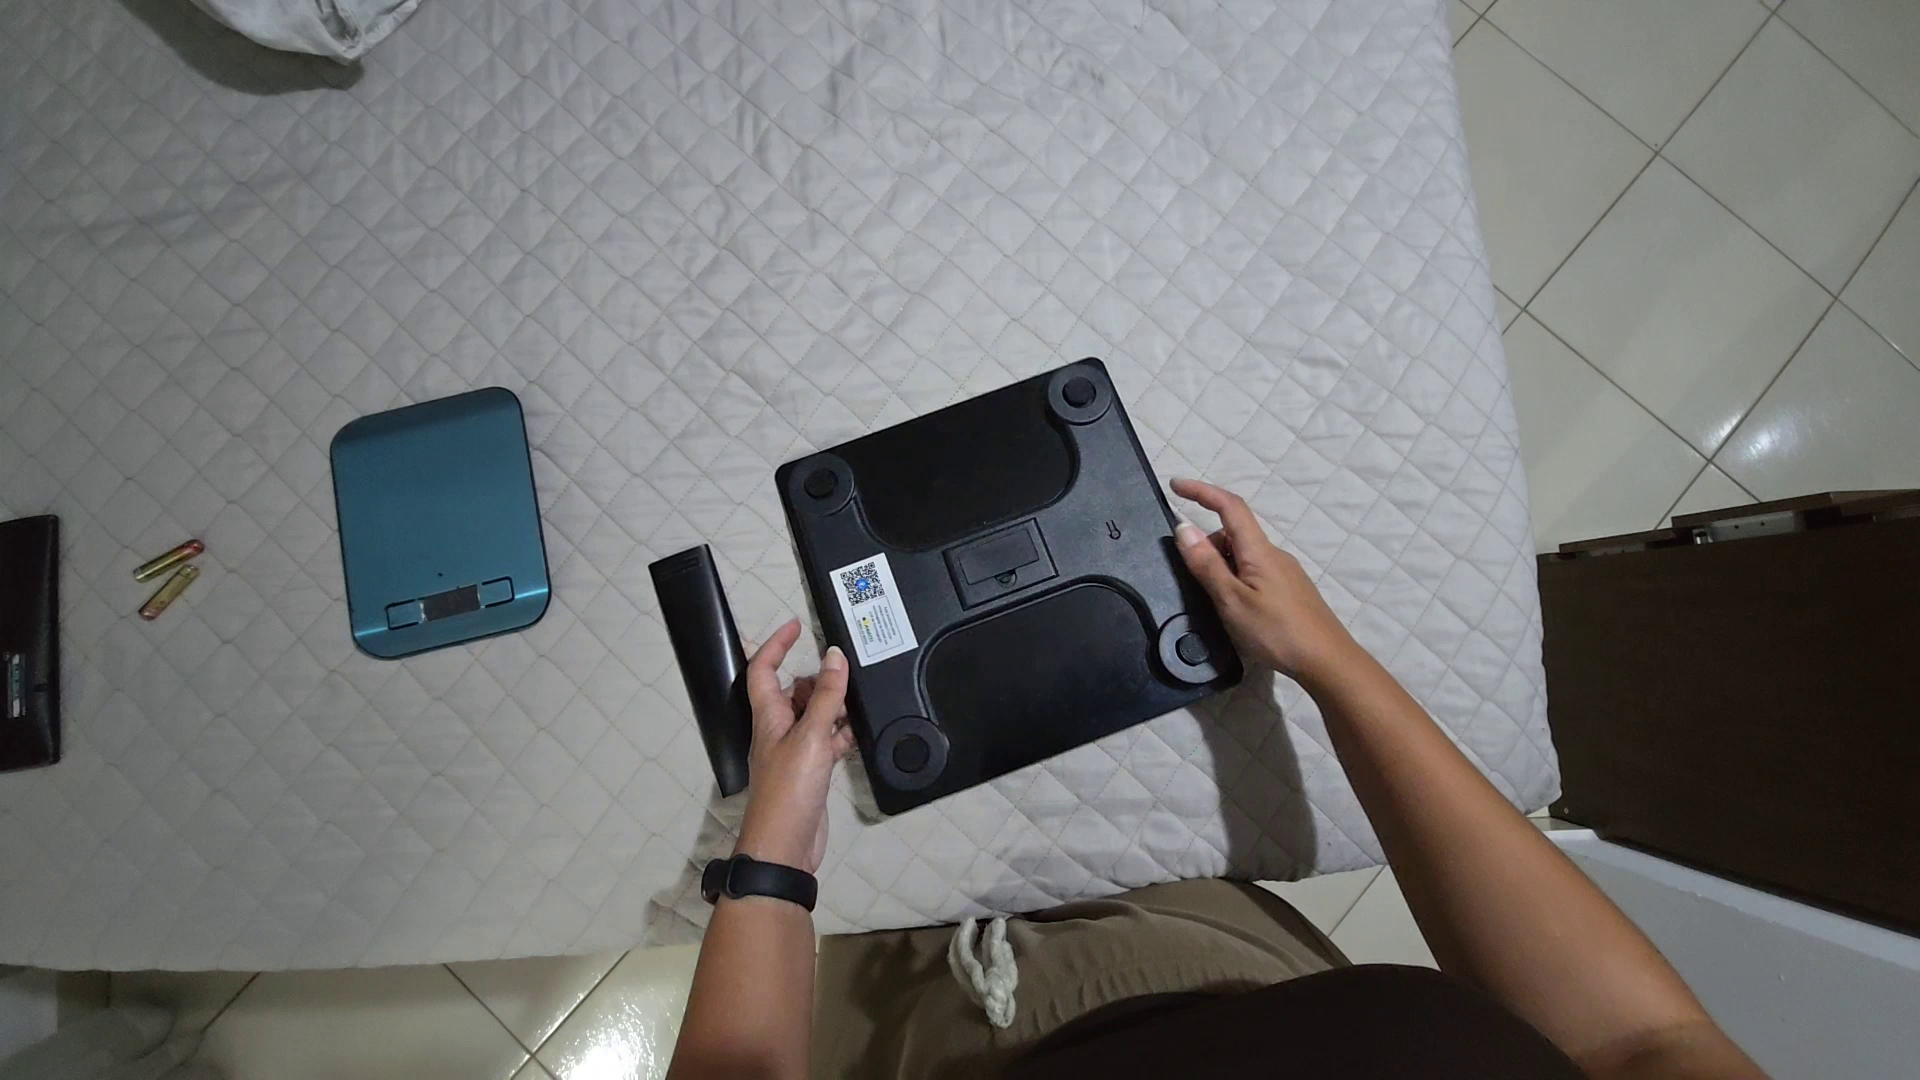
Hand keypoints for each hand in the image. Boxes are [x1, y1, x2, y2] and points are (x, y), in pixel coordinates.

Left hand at [736, 618, 854, 874]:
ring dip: (833, 706)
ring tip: (857, 699)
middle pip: (793, 691)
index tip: (796, 625)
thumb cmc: (789, 788)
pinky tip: (859, 731)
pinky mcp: (811, 770)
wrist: (785, 847)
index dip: (776, 645)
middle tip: (844, 672)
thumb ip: (825, 696)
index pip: (763, 670)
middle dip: (817, 679)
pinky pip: (827, 740)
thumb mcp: (810, 736)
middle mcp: (778, 729)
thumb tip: (833, 655)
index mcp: (768, 716)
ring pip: (814, 716)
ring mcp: (795, 751)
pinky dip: (842, 733)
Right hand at [1169, 477, 1357, 683]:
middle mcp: (1273, 554)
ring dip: (1219, 565)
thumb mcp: (1231, 600)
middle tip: (1189, 576)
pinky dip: (1233, 578)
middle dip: (1206, 543)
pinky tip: (1233, 607)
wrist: (1327, 662)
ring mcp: (1284, 573)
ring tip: (1211, 600)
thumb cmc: (1277, 631)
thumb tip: (1183, 527)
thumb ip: (1206, 564)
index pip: (1229, 507)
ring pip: (1242, 555)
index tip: (1175, 485)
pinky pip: (1252, 572)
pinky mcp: (1288, 591)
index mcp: (1258, 551)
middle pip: (1233, 533)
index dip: (1202, 491)